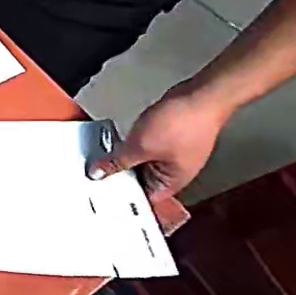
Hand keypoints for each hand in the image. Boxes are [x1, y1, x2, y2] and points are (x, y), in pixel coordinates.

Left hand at [86, 87, 234, 201]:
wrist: (201, 94)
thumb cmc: (183, 123)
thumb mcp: (140, 147)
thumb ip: (118, 162)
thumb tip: (99, 173)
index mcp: (172, 182)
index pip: (143, 200)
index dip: (122, 198)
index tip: (100, 195)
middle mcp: (174, 171)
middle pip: (140, 182)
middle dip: (118, 177)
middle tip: (94, 175)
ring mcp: (172, 154)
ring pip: (140, 163)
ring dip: (123, 160)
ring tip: (100, 159)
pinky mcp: (168, 138)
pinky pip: (144, 148)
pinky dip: (130, 146)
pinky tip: (114, 142)